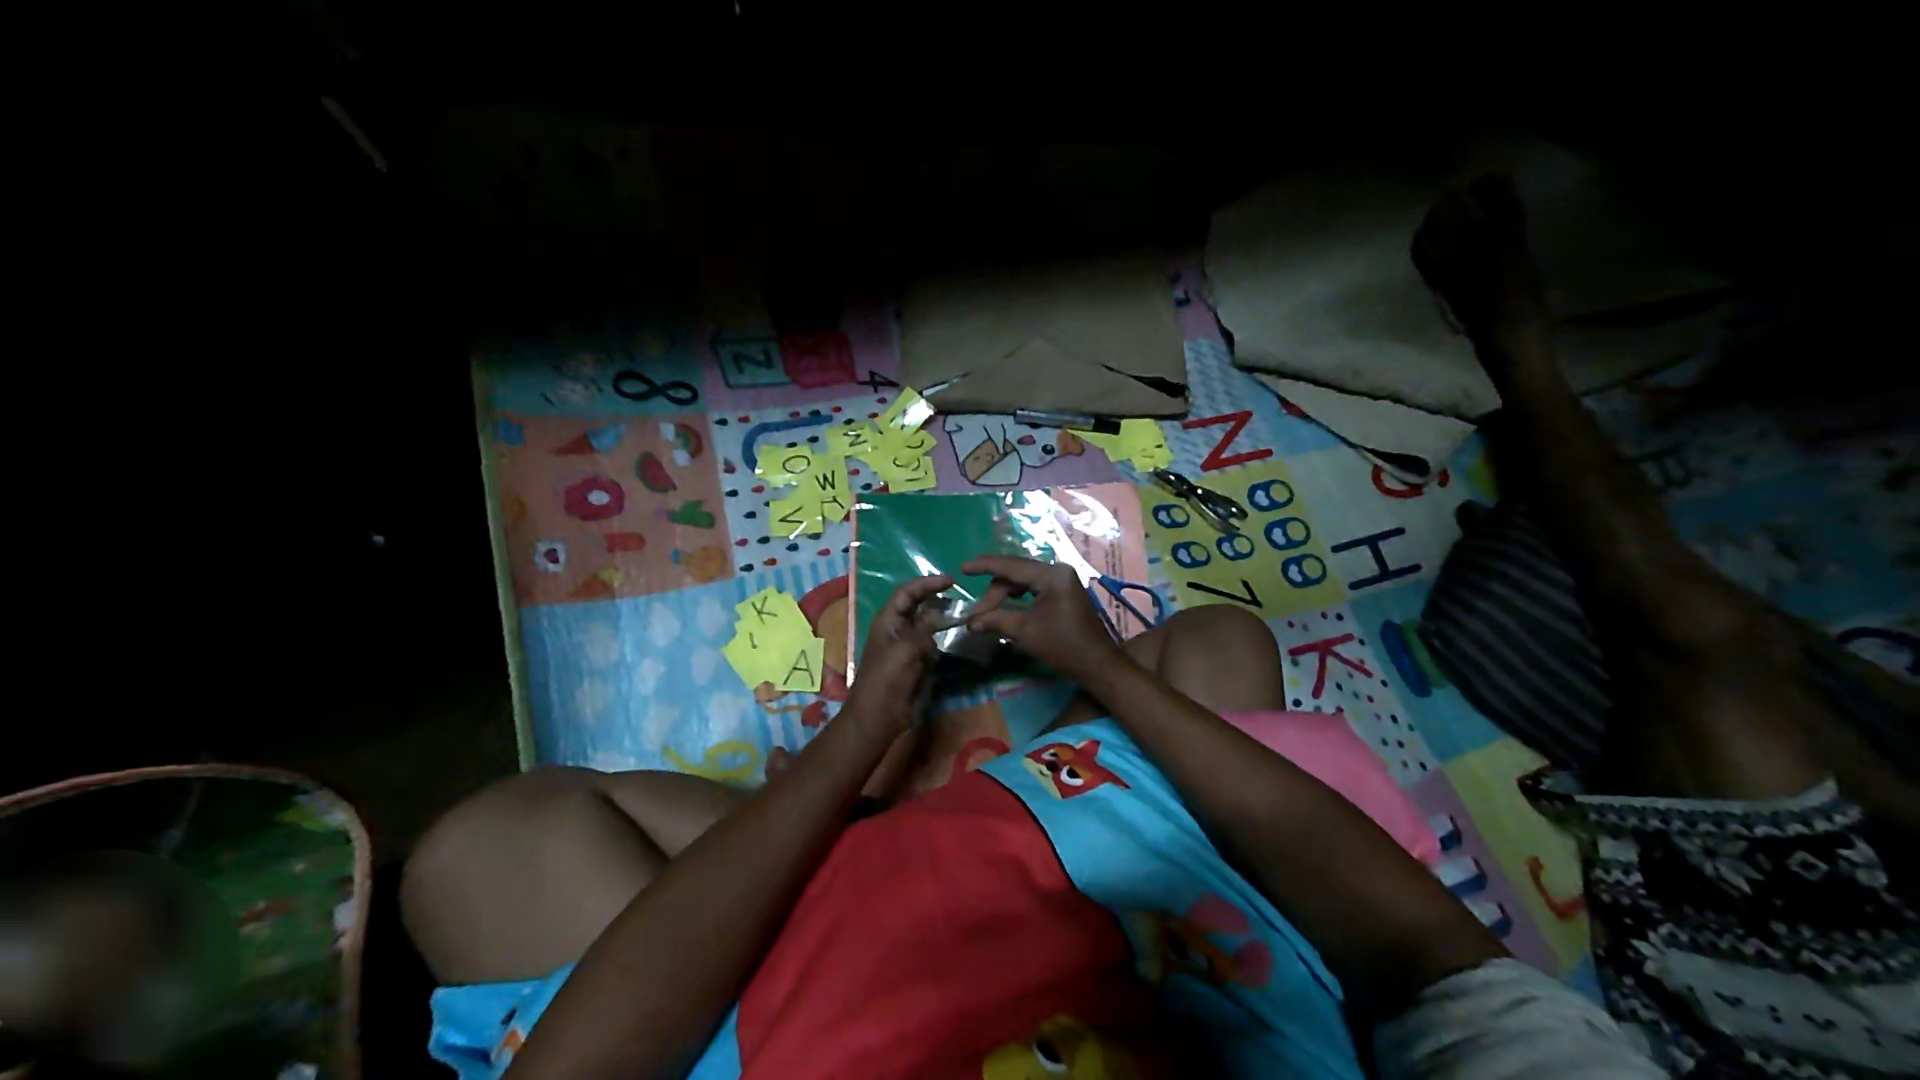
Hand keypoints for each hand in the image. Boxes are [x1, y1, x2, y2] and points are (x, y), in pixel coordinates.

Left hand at [841, 574, 953, 733]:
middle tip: (961, 595)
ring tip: (965, 612)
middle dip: (937, 597)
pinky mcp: (919, 661)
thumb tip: (942, 614)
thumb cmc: (885, 681)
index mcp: (888, 621)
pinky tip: (960, 635)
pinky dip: (946, 637)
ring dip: (945, 617)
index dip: (926, 583)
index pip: (907, 593)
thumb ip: (924, 630)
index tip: (950, 580)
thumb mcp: (905, 651)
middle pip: (919, 605)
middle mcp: (899, 629)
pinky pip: (934, 643)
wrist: (879, 717)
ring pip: (929, 624)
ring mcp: (909, 645)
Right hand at [962, 555, 1119, 681]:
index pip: (1011, 566)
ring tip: (987, 615)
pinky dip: (1016, 597)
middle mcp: (1057, 570)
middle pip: (1015, 574)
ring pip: (1022, 580)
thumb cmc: (1062, 646)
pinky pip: (1033, 586)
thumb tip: (970, 621)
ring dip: (1003, 596)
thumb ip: (995, 620)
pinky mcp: (1063, 590)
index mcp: (1051, 575)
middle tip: (976, 616)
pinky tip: (1004, 609)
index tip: (963, 568)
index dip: (984, 566)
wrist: (1097, 664)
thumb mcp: (1024, 631)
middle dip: (993, 594)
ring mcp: (1062, 579)